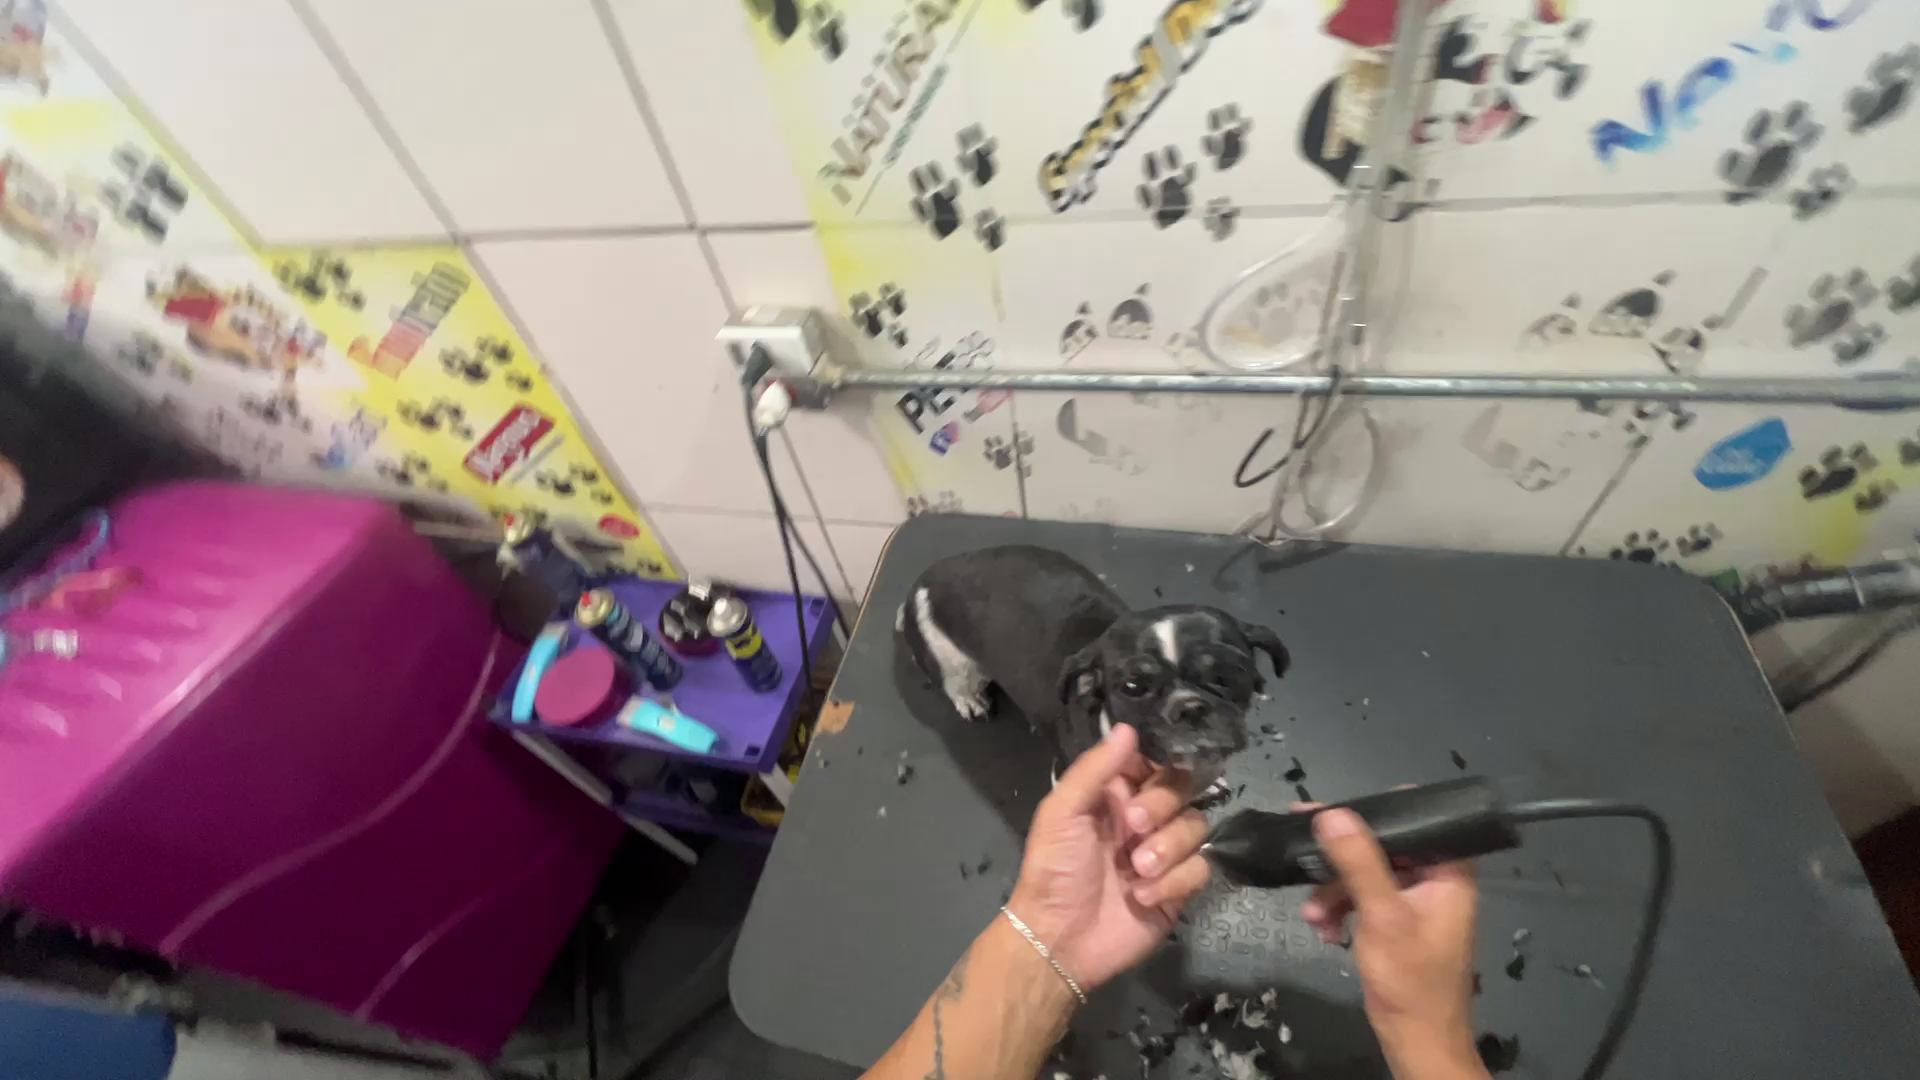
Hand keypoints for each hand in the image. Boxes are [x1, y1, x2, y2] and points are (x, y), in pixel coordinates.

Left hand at [1006, 724, 1210, 992]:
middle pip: (1181, 789)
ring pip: (1196, 827)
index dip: (1156, 764)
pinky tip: (1143, 895)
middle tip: (1133, 827)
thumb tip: (1127, 727)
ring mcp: (1163, 851)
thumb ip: (1095, 768)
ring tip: (1136, 869)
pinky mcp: (1179, 888)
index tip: (1147, 775)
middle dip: (1161, 807)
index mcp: (1114, 792)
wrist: (1060, 938)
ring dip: (1168, 848)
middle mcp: (1143, 815)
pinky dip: (1174, 882)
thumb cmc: (1054, 866)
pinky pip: (1201, 869)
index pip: (1153, 760)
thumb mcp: (1062, 810)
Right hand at [1301, 807, 1481, 1074]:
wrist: (1414, 1044)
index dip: (1380, 809)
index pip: (1418, 821)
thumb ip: (1358, 862)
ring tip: (1312, 914)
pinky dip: (1335, 908)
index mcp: (1446, 875)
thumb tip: (1331, 813)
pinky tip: (1321, 928)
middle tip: (1302, 845)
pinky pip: (1355, 897)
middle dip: (1338, 857)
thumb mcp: (1382, 916)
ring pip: (1360, 872)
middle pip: (1379, 845)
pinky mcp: (1389, 920)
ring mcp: (1409, 902)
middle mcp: (1430, 882)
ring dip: (1329, 889)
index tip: (1336, 807)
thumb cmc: (1410, 980)